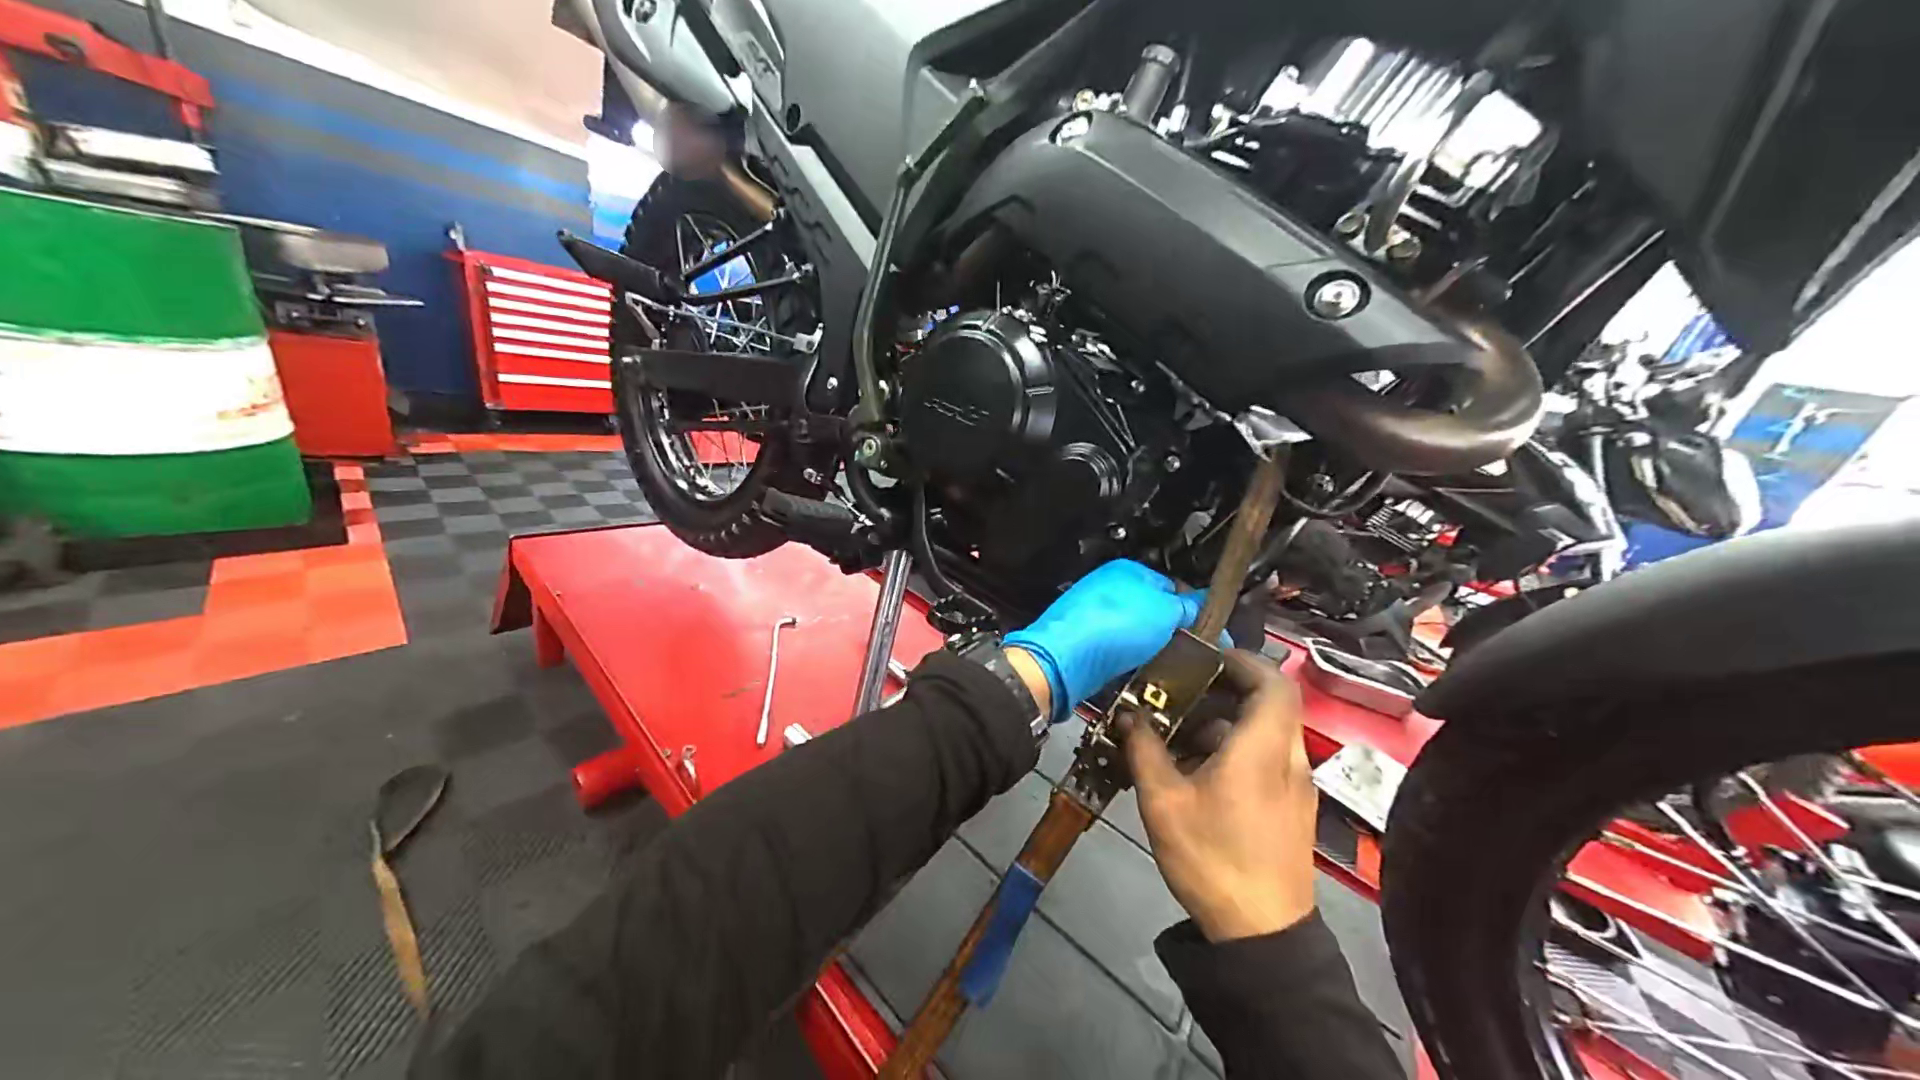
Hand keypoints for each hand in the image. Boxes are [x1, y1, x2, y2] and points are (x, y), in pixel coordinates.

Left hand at [1004, 560, 1206, 720]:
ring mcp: (1094, 614)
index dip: (1195, 610)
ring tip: (1167, 668)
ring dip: (1152, 649)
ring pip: (1137, 633)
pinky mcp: (1084, 641)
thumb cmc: (1112, 628)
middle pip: (1155, 610)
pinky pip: (1117, 650)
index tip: (1211, 634)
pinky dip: (1130, 661)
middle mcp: (1109, 588)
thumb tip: (1207, 603)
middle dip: (1173, 631)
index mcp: (1128, 570)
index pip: (1175, 586)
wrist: (1061, 662)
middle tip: (1191, 654)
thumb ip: (1190, 607)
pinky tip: (1138, 673)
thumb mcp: (1165, 613)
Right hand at [1126, 650, 1317, 941]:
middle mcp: (1289, 760)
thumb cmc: (1212, 857)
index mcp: (1262, 749)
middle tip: (1180, 696)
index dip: (1243, 660)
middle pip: (1268, 706)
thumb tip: (1129, 716)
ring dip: (1224, 726)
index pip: (1274, 682)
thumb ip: (1145, 750)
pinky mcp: (1292, 810)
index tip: (1206, 658)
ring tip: (1177, 739)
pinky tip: (1196, 776)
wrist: (1261, 935)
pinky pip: (1267, 761)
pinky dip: (1235, 752)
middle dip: (1223, 694)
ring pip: (1264, 735)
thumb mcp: (1164, 801)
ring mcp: (1296, 788)